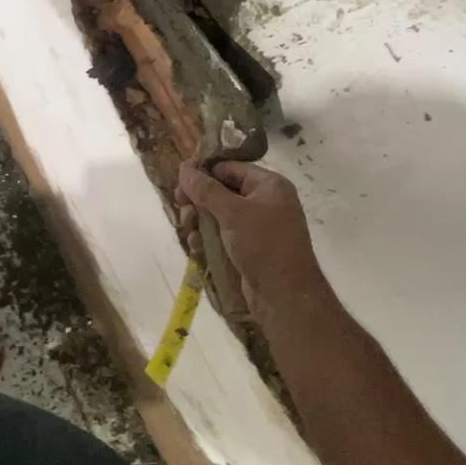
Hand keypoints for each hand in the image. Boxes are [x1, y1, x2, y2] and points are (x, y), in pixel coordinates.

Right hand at [176, 161, 323, 311]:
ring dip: (199, 220)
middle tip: (181, 207)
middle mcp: (265, 201)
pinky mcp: (249, 247)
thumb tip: (184, 167)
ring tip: (189, 230)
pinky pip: (223, 233)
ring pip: (219, 213)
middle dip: (199, 200)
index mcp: (269, 185)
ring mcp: (257, 225)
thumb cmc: (263, 246)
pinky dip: (208, 236)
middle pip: (221, 190)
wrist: (286, 297)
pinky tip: (196, 246)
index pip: (229, 168)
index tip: (179, 183)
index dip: (203, 173)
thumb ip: (206, 189)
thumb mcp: (233, 213)